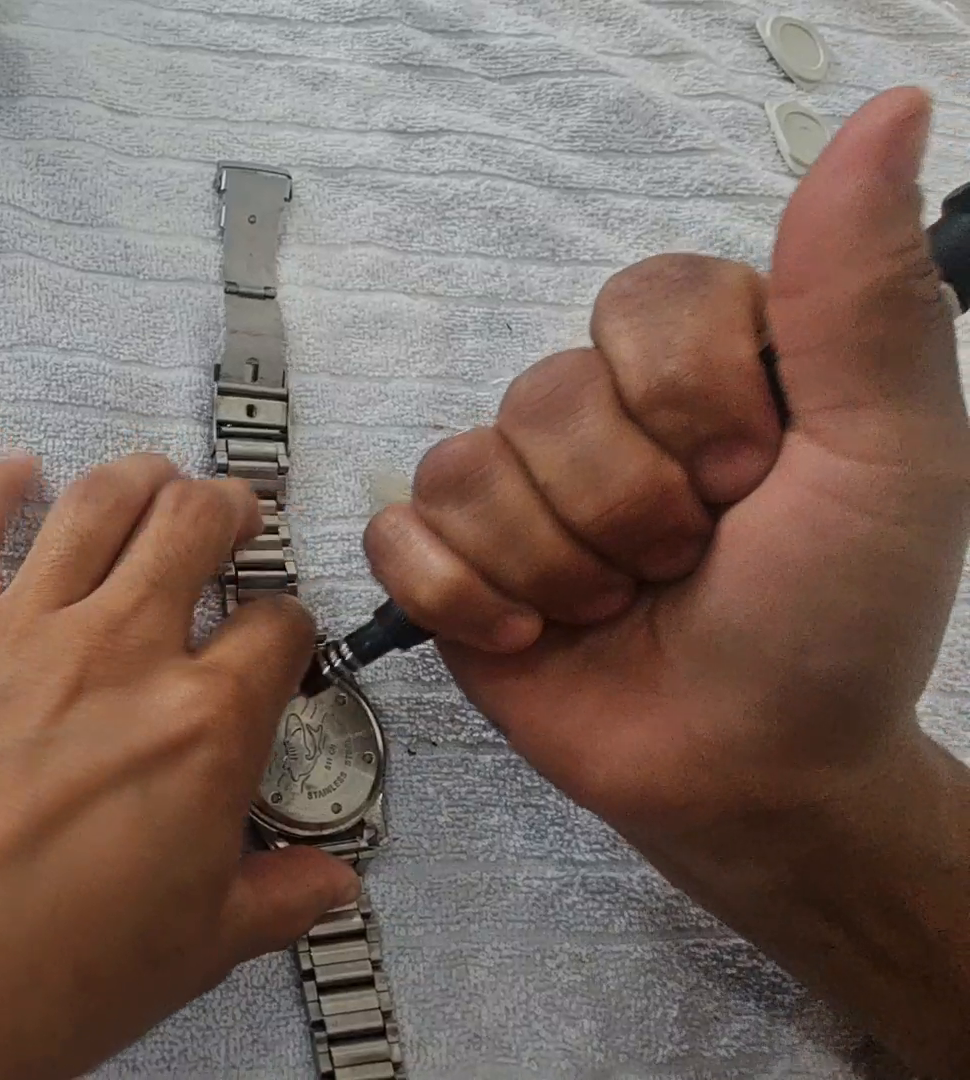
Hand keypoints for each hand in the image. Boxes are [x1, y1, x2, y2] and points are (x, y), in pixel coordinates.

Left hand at [0, 456, 355, 1077]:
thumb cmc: (43, 970)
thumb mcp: (191, 947)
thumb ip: (272, 897)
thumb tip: (328, 883)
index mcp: (201, 724)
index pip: (276, 631)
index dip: (288, 627)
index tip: (275, 637)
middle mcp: (121, 651)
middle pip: (193, 524)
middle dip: (225, 508)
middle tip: (229, 513)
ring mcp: (27, 629)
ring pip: (96, 504)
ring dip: (136, 476)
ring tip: (153, 477)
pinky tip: (16, 471)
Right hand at [364, 87, 969, 1072]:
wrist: (716, 750)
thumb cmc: (825, 621)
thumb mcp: (886, 454)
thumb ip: (869, 296)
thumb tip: (894, 110)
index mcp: (686, 371)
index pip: (644, 314)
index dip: (694, 406)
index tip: (740, 485)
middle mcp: (577, 413)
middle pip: (546, 402)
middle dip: (621, 503)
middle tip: (669, 563)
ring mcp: (490, 485)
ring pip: (463, 474)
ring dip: (540, 559)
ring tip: (594, 609)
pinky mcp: (430, 553)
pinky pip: (404, 533)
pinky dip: (458, 588)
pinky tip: (515, 623)